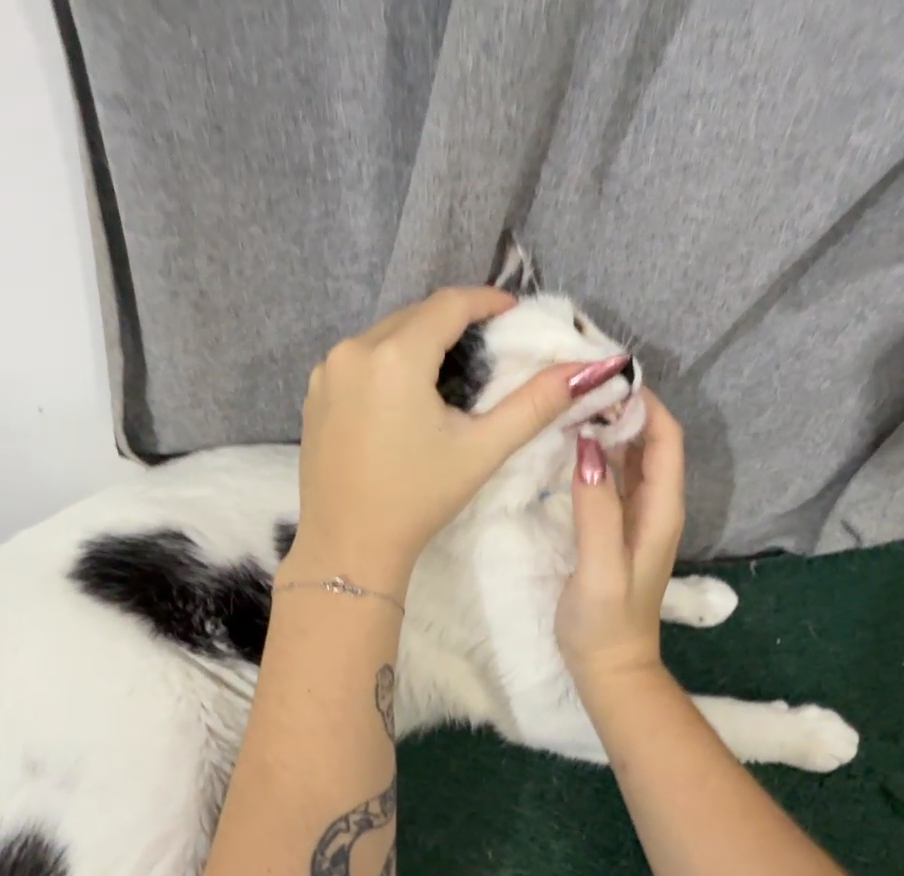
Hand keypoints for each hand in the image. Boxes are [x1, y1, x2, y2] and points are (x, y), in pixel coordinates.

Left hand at [289, 287, 584, 589]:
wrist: (348, 547)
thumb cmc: (419, 499)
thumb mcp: (482, 450)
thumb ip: (536, 403)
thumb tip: (589, 370)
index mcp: (394, 356)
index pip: (448, 304)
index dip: (486, 301)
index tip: (513, 312)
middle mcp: (352, 350)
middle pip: (414, 316)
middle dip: (454, 322)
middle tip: (489, 345)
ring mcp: (327, 372)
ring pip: (385, 335)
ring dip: (421, 342)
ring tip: (453, 371)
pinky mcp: (314, 393)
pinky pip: (360, 360)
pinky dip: (390, 363)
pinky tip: (409, 396)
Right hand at [557, 388, 683, 687]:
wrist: (610, 667)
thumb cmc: (607, 622)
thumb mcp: (600, 567)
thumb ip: (596, 510)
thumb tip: (585, 444)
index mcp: (662, 509)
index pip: (665, 438)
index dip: (643, 402)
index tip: (602, 377)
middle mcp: (656, 505)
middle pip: (650, 440)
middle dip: (622, 407)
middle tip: (577, 383)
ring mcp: (637, 516)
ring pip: (631, 456)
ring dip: (608, 427)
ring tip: (569, 402)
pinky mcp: (617, 526)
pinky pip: (613, 476)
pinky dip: (596, 453)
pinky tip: (568, 444)